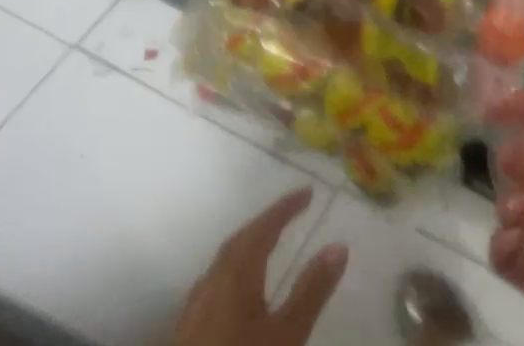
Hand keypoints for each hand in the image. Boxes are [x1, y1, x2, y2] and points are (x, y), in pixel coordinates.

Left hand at [174, 188, 346, 345]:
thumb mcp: (287, 334)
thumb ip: (312, 290)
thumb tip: (338, 246)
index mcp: (234, 279)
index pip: (261, 231)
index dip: (283, 209)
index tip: (307, 192)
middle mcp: (209, 287)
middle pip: (236, 244)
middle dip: (264, 224)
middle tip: (291, 211)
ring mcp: (192, 312)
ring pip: (220, 266)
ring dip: (246, 246)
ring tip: (268, 243)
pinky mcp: (185, 335)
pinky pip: (212, 286)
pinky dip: (232, 271)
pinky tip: (238, 289)